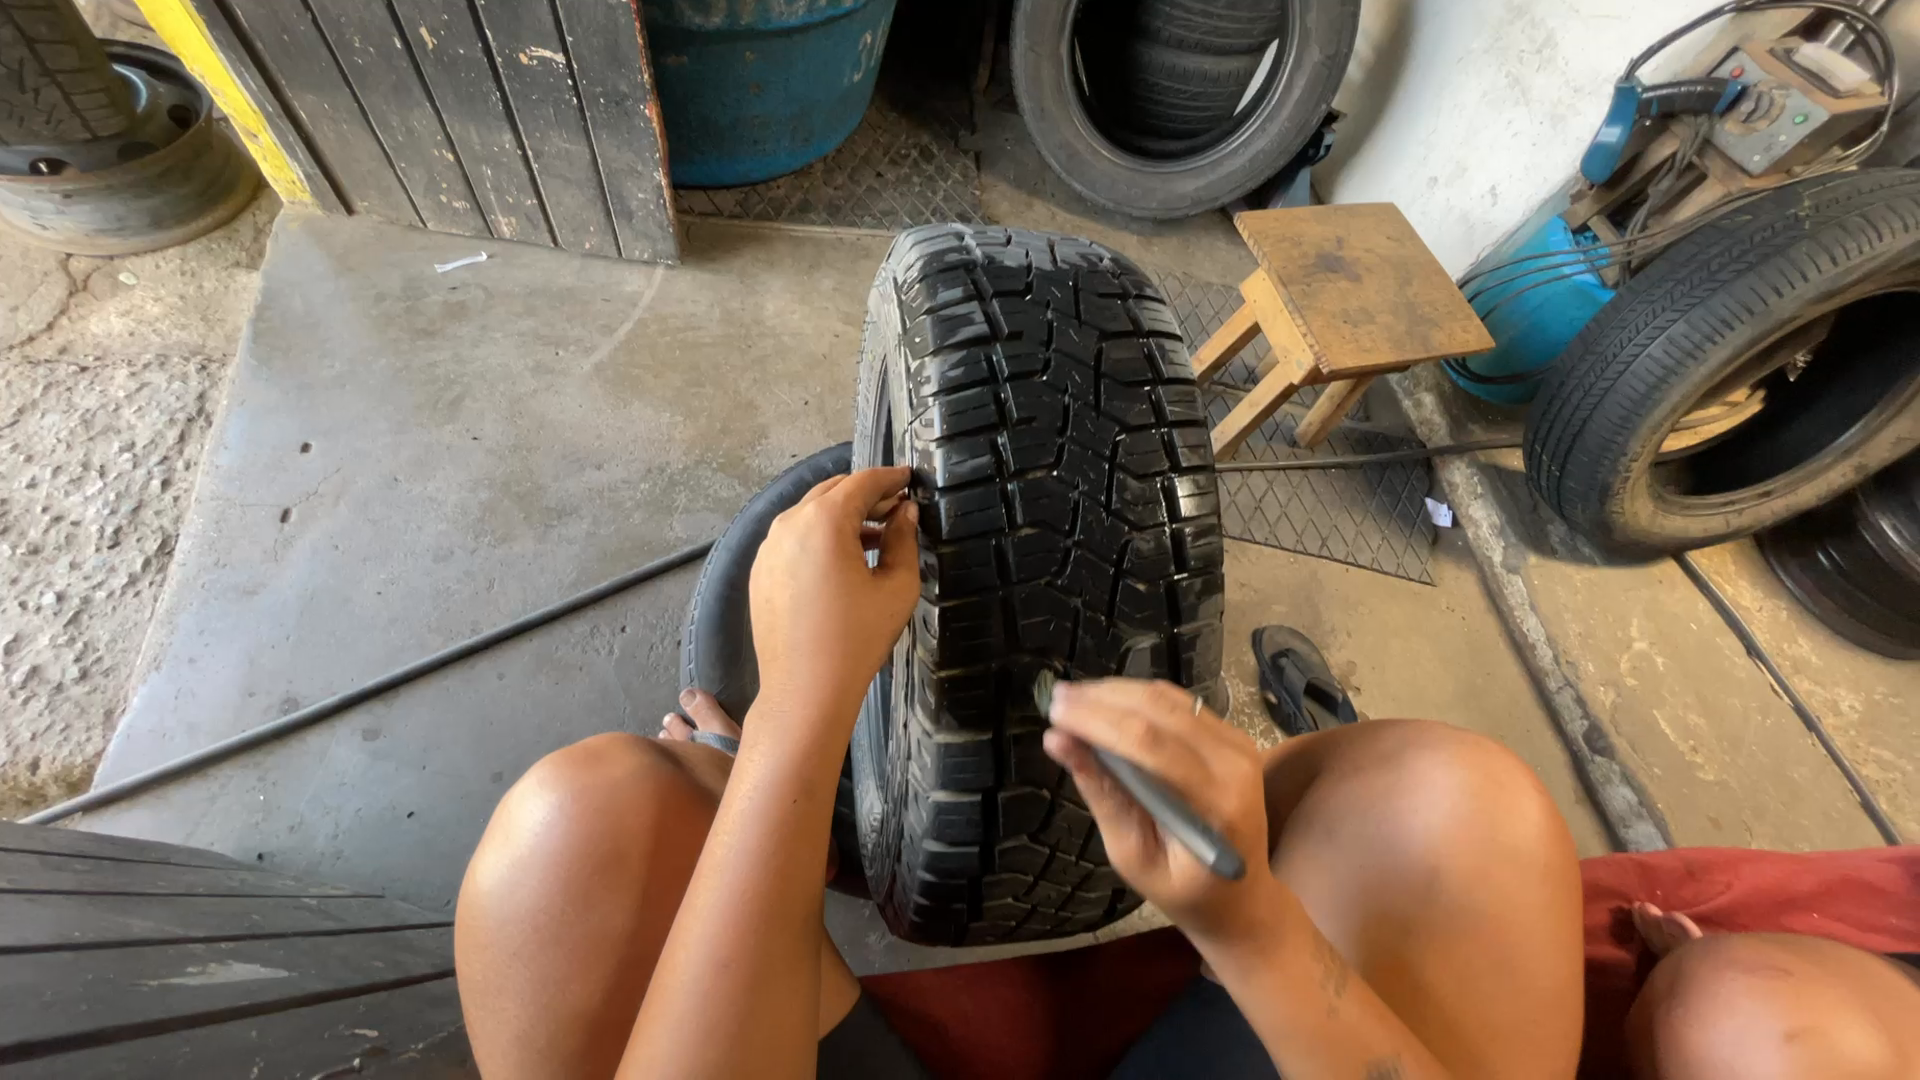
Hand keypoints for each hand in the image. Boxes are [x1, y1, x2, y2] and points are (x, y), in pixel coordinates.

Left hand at [749, 466, 919, 732]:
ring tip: (874, 535)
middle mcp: (789, 523)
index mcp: (825, 521)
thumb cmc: (857, 638)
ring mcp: (768, 547)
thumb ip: (903, 539)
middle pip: (833, 491)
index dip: (891, 477)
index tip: (909, 478)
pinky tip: (841, 560)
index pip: (863, 482)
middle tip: (896, 506)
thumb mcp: (896, 587)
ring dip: (842, 515)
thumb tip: (905, 511)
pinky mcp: (759, 570)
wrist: (805, 689)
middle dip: (866, 494)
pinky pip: (793, 538)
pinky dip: (819, 536)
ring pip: (810, 513)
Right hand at [1044, 679, 1277, 946]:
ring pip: (1166, 698)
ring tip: (1073, 697)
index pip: (1149, 744)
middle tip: (1056, 698)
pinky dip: (1136, 696)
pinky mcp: (1232, 735)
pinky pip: (1178, 702)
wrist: (1243, 897)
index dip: (1097, 721)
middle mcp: (1234, 763)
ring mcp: (1238, 744)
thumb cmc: (1185, 890)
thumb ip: (1100, 793)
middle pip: (1158, 710)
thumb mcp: (1132, 855)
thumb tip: (1057, 741)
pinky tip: (1105, 702)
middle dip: (1100, 699)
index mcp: (1214, 802)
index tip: (1054, 712)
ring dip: (1115, 691)